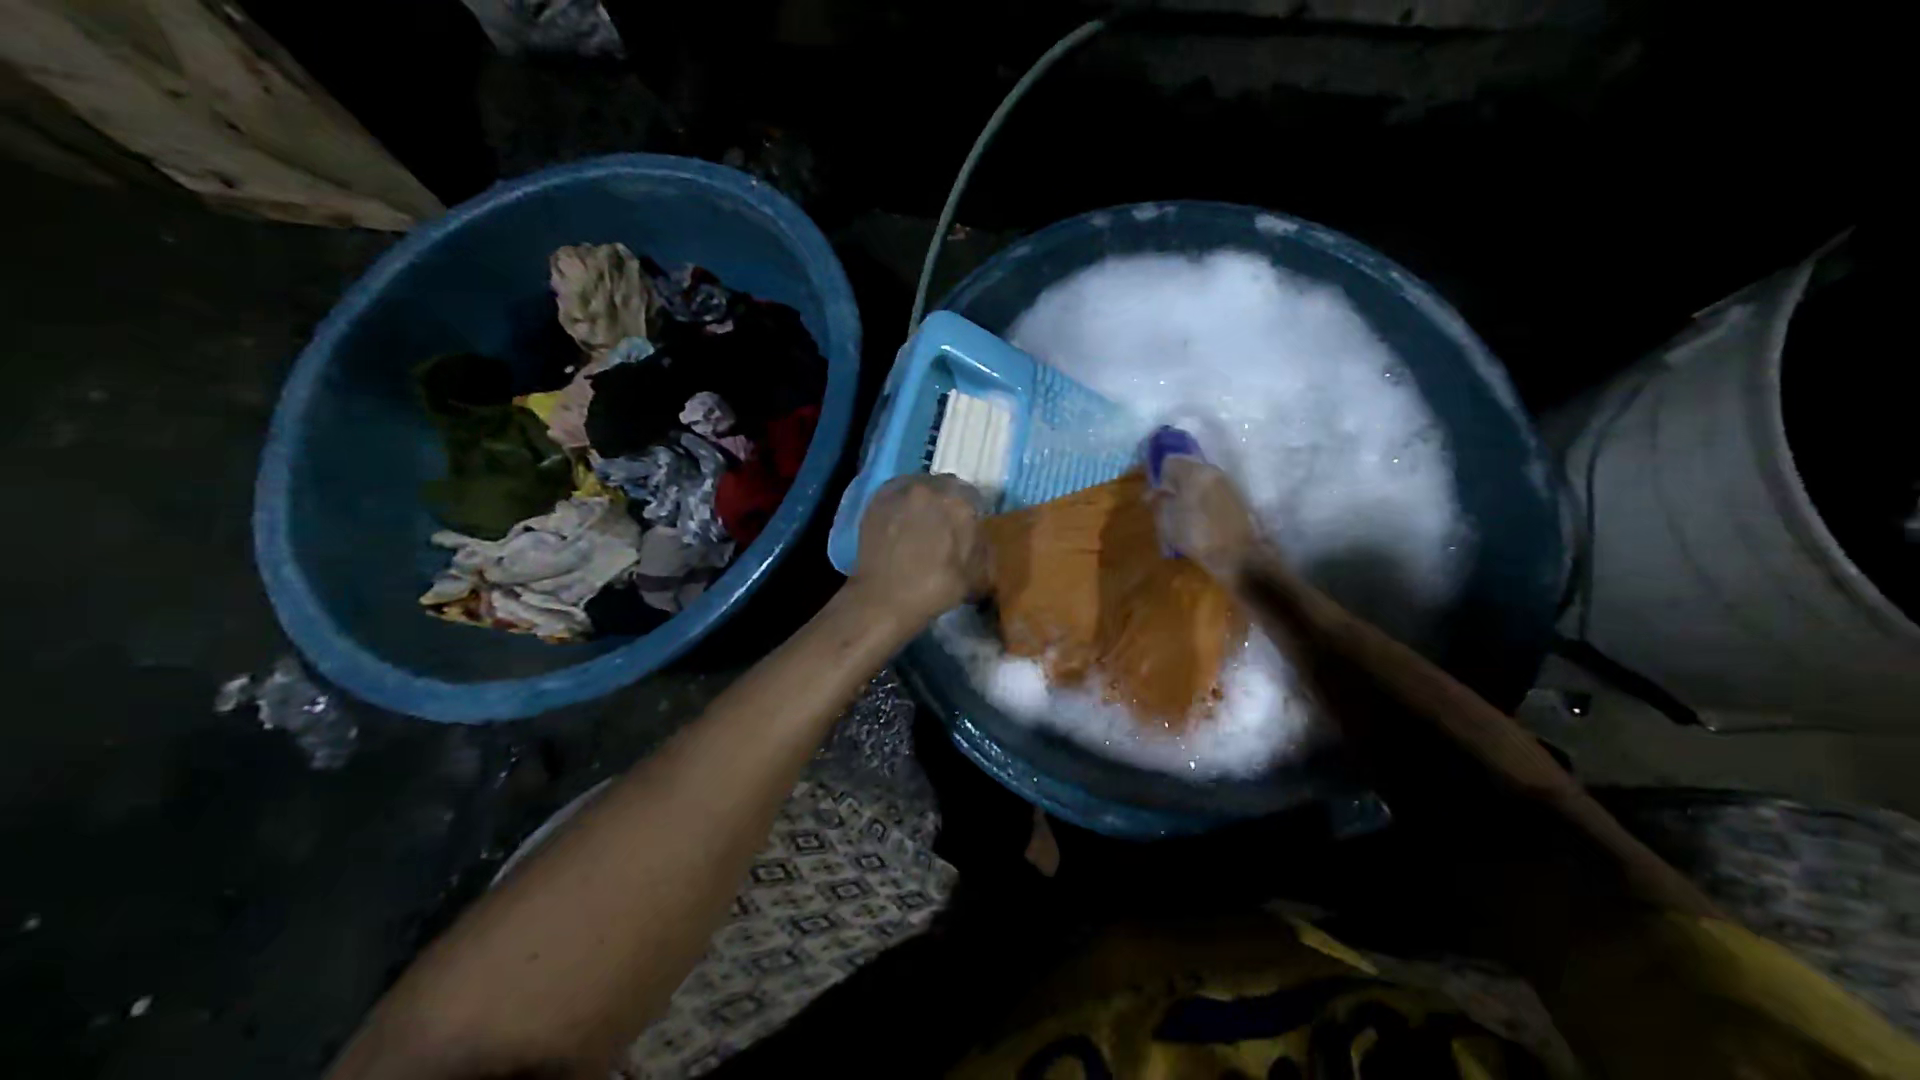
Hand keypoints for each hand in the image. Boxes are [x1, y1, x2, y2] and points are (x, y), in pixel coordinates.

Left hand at [852, 474, 988, 621]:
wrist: (884, 599)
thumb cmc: (936, 589)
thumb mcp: (978, 576)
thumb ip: (984, 549)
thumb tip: (978, 538)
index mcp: (960, 502)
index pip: (974, 496)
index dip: (972, 513)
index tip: (966, 529)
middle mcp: (931, 488)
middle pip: (946, 487)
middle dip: (947, 503)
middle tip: (942, 527)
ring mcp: (901, 491)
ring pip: (920, 487)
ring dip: (924, 501)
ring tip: (918, 525)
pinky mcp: (878, 499)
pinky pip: (897, 493)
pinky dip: (902, 503)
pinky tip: (900, 523)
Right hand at [1151, 457, 1259, 582]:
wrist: (1237, 556)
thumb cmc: (1197, 535)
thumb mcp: (1167, 520)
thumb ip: (1158, 502)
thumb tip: (1152, 493)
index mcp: (1194, 472)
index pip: (1169, 462)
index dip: (1159, 479)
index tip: (1156, 497)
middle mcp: (1213, 472)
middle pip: (1188, 471)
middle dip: (1175, 486)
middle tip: (1167, 507)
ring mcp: (1228, 485)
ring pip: (1201, 482)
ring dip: (1190, 494)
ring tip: (1183, 516)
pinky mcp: (1238, 500)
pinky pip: (1213, 493)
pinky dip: (1203, 502)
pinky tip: (1200, 521)